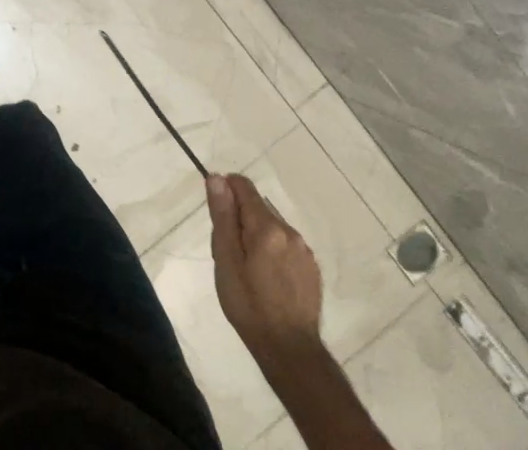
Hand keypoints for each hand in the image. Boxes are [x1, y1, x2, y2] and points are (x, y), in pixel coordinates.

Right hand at [208, 173, 323, 364]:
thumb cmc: (248, 304)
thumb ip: (222, 217)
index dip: (225, 192)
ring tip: (245, 271)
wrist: (289, 348)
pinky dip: (271, 252)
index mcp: (267, 228)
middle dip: (238, 221)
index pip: (244, 187)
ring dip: (255, 237)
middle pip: (257, 209)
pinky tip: (266, 280)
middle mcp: (290, 232)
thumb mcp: (225, 260)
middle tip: (227, 255)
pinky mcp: (312, 268)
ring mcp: (305, 251)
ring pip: (272, 228)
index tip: (215, 217)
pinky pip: (285, 246)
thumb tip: (217, 178)